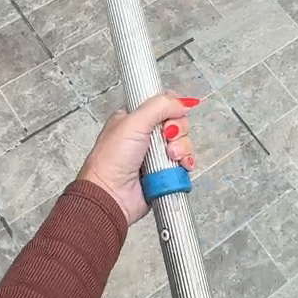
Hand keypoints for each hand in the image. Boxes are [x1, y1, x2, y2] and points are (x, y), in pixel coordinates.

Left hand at [76, 92, 199, 223]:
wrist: (111, 195)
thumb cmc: (111, 160)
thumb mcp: (133, 123)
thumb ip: (159, 106)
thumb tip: (182, 102)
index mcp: (134, 119)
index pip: (162, 104)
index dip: (171, 108)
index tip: (169, 117)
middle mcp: (146, 135)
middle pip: (177, 123)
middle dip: (177, 131)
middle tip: (167, 139)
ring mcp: (156, 155)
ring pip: (182, 143)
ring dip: (181, 149)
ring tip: (170, 157)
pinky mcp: (164, 172)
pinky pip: (184, 163)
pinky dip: (186, 164)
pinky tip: (181, 166)